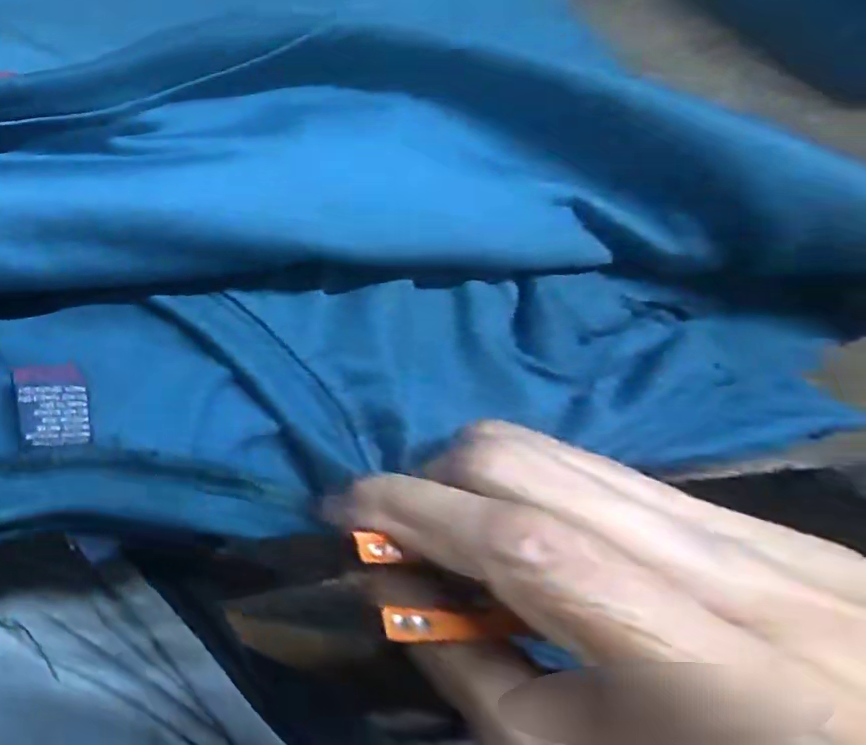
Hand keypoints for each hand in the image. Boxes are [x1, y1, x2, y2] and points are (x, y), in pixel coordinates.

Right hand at [330, 421, 865, 743]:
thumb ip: (460, 657)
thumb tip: (377, 569)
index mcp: (728, 682)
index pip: (523, 541)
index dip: (409, 509)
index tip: (340, 509)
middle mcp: (764, 589)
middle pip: (526, 464)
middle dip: (431, 479)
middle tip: (404, 523)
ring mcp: (790, 551)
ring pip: (563, 451)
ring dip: (477, 476)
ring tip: (463, 523)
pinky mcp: (793, 536)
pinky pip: (617, 474)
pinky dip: (545, 491)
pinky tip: (547, 537)